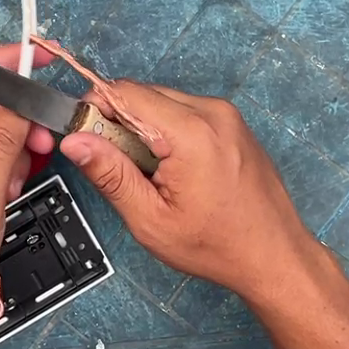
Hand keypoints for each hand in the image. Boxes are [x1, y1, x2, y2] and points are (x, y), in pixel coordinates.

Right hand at [59, 82, 325, 301]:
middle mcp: (212, 112)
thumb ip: (109, 174)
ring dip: (142, 127)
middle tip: (117, 165)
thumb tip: (73, 141)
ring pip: (162, 101)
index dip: (96, 109)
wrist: (275, 256)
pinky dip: (166, 130)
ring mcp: (226, 115)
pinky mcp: (231, 123)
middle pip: (142, 94)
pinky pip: (184, 110)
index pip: (125, 92)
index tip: (86, 139)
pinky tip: (171, 167)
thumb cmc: (215, 245)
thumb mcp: (149, 219)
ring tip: (148, 171)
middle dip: (118, 121)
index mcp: (191, 132)